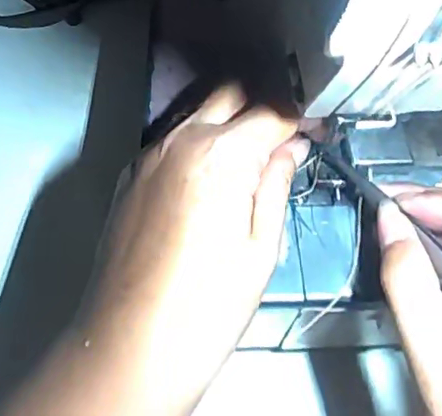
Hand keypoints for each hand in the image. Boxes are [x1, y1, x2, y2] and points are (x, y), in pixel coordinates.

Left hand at [0, 84, 302, 415]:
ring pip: (200, 112)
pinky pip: (172, 138)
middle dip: (262, 107)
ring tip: (246, 160)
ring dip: (228, 121)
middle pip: (233, 93)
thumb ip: (276, 184)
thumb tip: (292, 148)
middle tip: (281, 140)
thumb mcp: (260, 250)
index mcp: (222, 155)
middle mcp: (183, 139)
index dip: (300, 119)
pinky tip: (206, 180)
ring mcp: (151, 153)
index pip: (273, 111)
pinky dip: (196, 143)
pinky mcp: (131, 172)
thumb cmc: (204, 309)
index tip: (315, 131)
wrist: (126, 349)